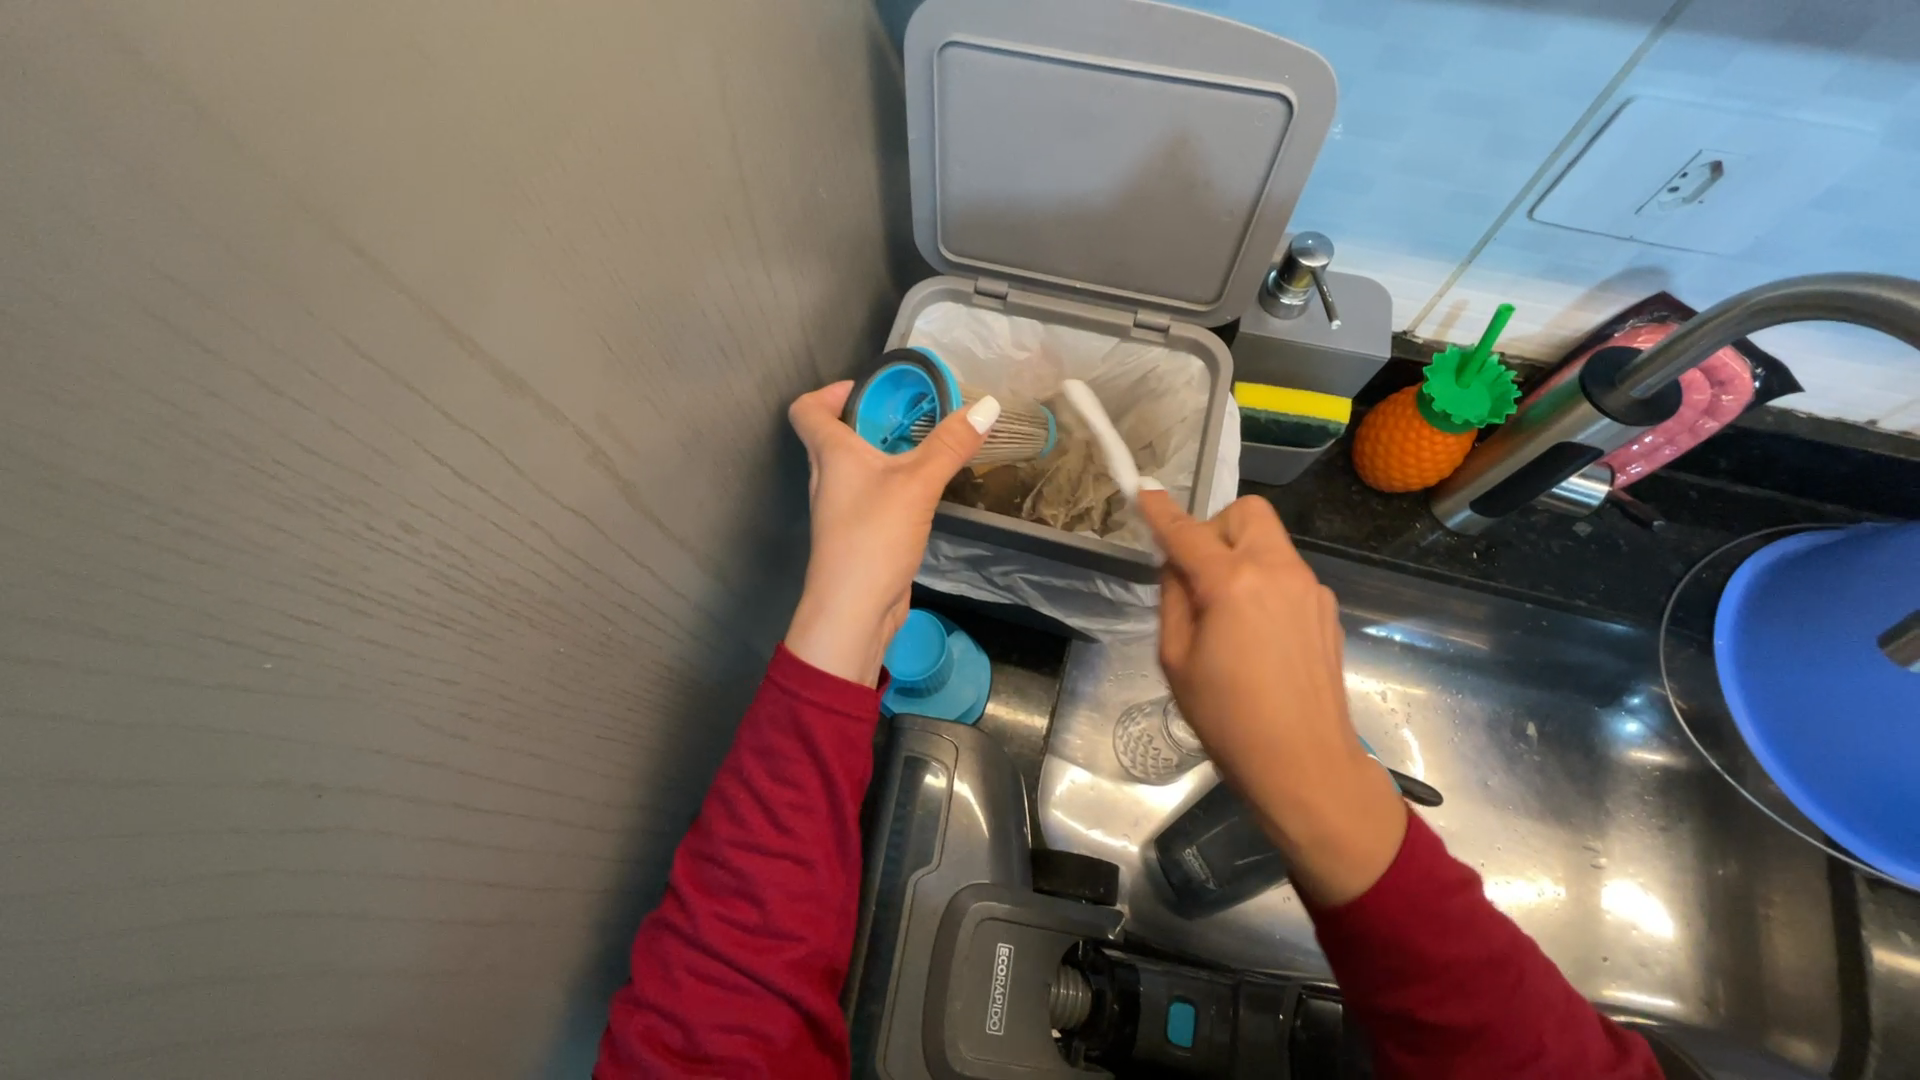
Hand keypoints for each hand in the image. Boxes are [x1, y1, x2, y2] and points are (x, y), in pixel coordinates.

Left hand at [783, 381, 997, 685]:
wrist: (854, 611)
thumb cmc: (873, 536)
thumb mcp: (917, 484)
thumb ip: (951, 445)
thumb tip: (988, 405)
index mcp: (830, 455)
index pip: (807, 410)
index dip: (830, 392)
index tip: (871, 390)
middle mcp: (828, 478)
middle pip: (834, 436)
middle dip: (870, 419)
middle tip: (913, 414)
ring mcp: (842, 510)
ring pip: (857, 469)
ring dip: (885, 454)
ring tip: (926, 447)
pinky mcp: (859, 535)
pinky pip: (873, 496)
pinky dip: (893, 486)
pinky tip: (924, 492)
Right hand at [1138, 491, 1406, 906]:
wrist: (1304, 764)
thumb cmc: (1227, 718)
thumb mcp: (1175, 659)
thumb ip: (1174, 598)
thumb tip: (1180, 567)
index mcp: (1233, 583)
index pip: (1187, 532)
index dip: (1161, 512)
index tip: (1145, 492)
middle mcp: (1278, 571)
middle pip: (1247, 513)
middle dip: (1216, 527)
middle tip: (1197, 570)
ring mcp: (1310, 589)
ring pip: (1270, 542)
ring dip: (1240, 556)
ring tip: (1225, 611)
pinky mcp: (1326, 609)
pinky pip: (1286, 574)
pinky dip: (1263, 583)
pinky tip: (1257, 634)